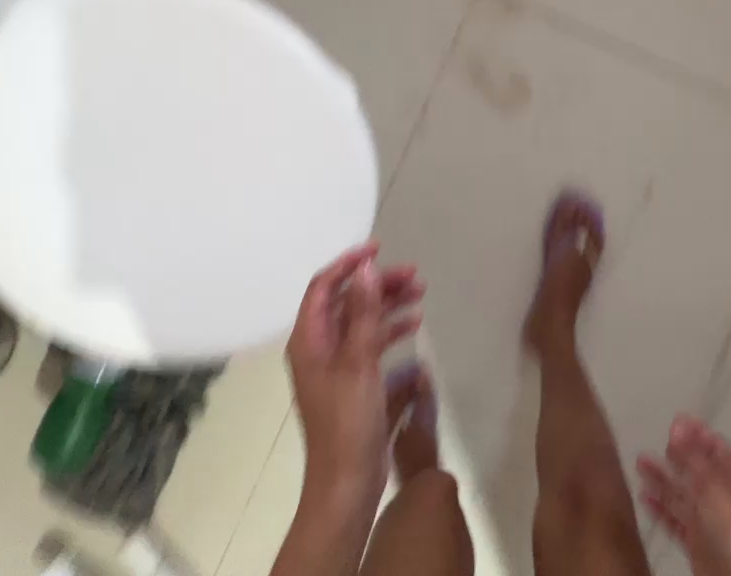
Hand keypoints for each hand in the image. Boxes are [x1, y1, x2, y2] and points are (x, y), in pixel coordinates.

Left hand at [286, 243, 424, 504]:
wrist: (346, 482)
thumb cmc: (348, 420)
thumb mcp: (359, 361)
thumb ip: (362, 312)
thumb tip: (364, 268)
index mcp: (309, 340)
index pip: (323, 286)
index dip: (349, 264)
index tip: (379, 248)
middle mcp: (318, 348)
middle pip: (347, 302)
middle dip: (378, 285)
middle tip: (414, 277)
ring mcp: (335, 367)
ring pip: (361, 322)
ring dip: (388, 306)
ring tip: (421, 296)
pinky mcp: (352, 385)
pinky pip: (370, 346)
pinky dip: (390, 332)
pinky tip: (414, 328)